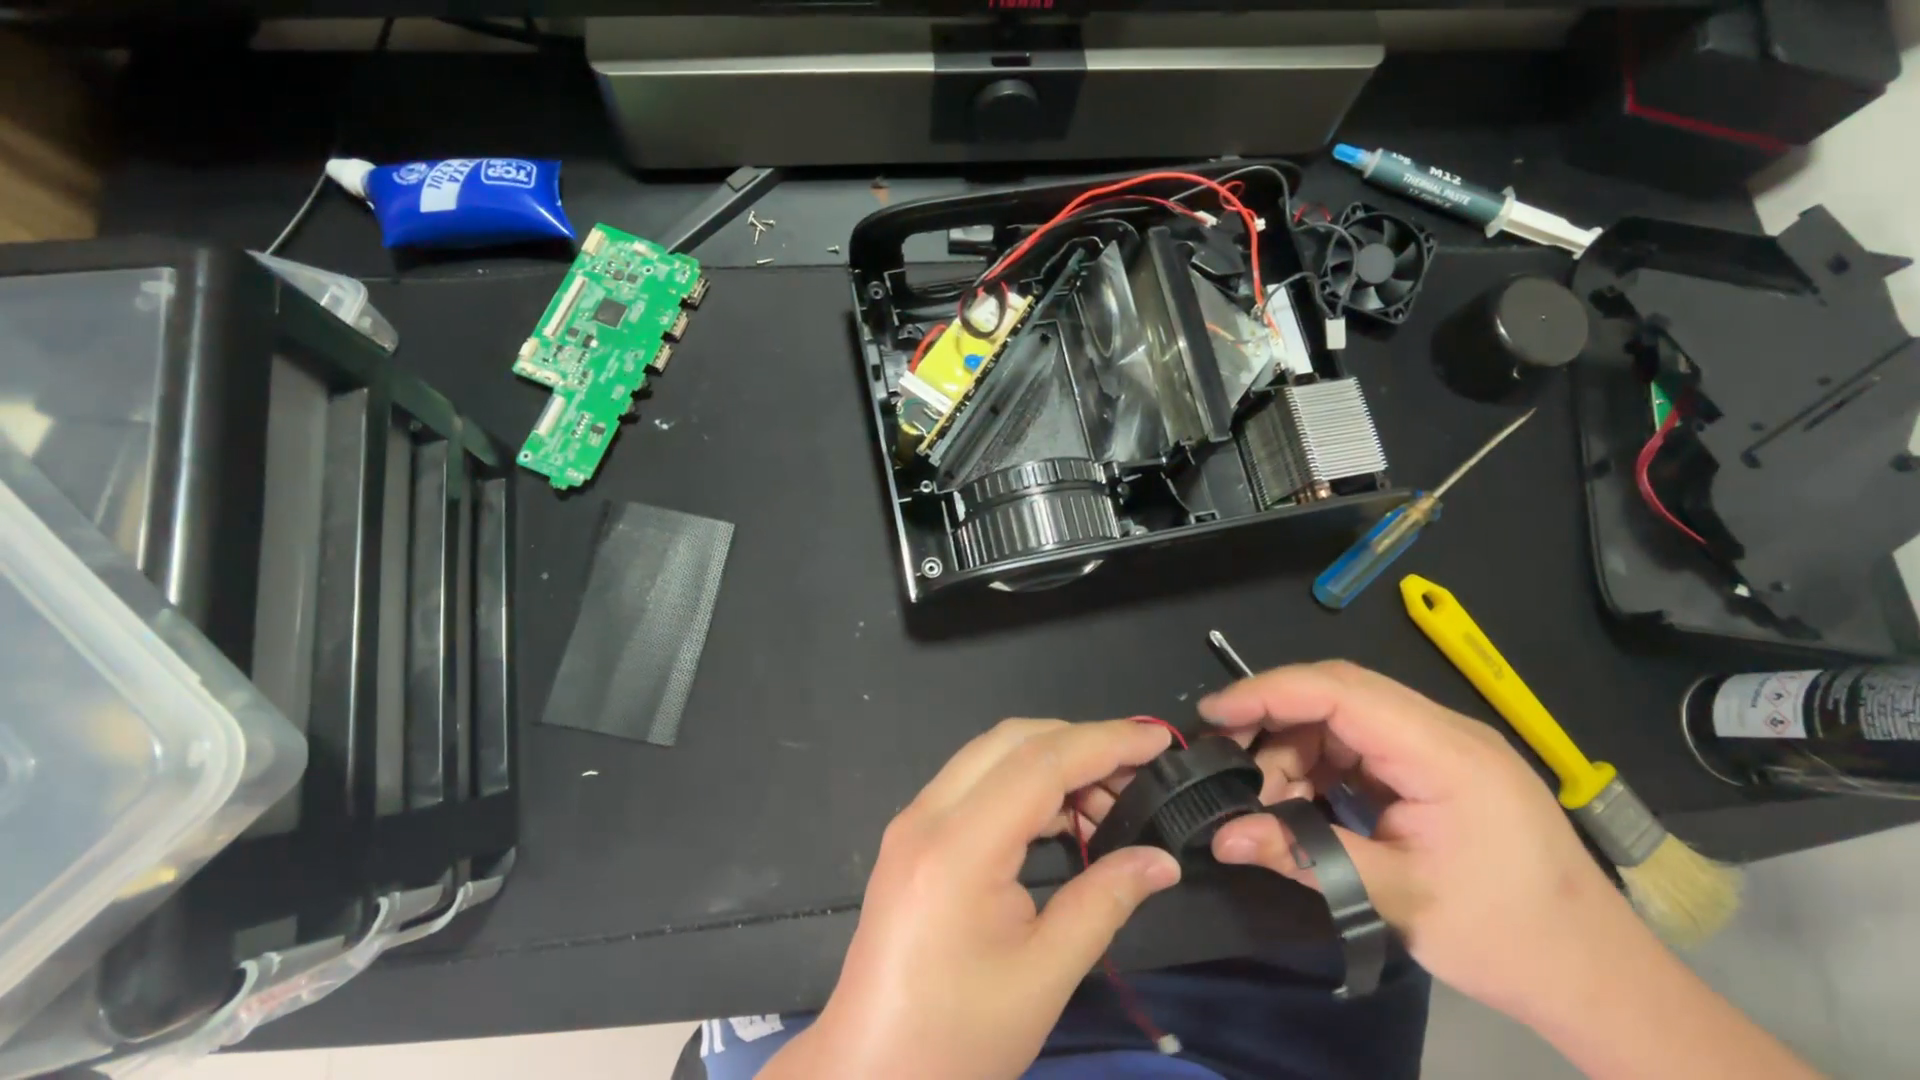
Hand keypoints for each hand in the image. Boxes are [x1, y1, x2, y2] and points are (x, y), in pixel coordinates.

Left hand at [764, 718, 1181, 1079]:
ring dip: (1051, 761)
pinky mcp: (912, 839)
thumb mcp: (1046, 974)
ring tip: (1109, 802)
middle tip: (1139, 771)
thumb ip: (1105, 902)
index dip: (1104, 743)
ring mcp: (912, 824)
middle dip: (1080, 742)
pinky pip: (973, 784)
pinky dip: (1023, 784)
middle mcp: (927, 817)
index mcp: (958, 848)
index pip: (1040, 763)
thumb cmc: (959, 1034)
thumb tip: (1161, 859)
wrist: (872, 1072)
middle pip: (1011, 741)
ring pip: (990, 756)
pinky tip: (1063, 819)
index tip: (1158, 739)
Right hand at [1200, 661, 1643, 1021]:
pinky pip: (1366, 746)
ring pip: (1347, 719)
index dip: (1269, 693)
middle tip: (1231, 766)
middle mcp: (1445, 732)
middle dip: (1276, 721)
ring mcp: (1445, 748)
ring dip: (1298, 750)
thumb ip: (1305, 854)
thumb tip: (1223, 836)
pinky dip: (1324, 767)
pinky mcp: (1440, 769)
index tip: (1213, 714)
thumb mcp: (1396, 896)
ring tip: (1271, 801)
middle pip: (1341, 694)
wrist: (1597, 975)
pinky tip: (1305, 803)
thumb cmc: (1506, 936)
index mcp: (1444, 752)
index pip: (1340, 691)